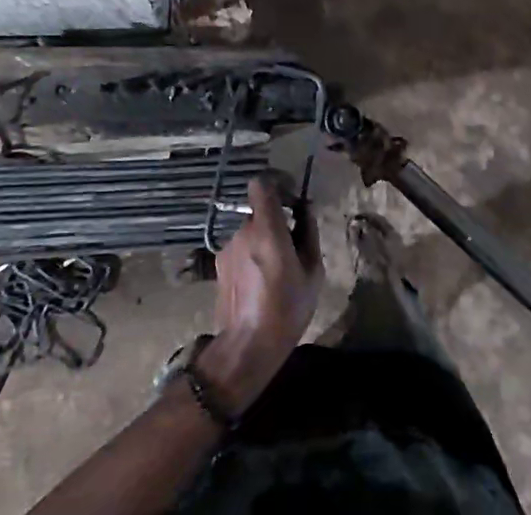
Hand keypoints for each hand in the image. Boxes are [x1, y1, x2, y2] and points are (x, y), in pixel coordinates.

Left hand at [197, 177, 322, 411]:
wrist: (247, 346)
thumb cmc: (287, 309)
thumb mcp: (313, 271)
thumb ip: (308, 234)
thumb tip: (306, 209)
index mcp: (267, 230)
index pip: (261, 185)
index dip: (276, 185)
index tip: (290, 199)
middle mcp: (242, 232)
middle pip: (258, 211)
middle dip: (274, 221)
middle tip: (291, 244)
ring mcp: (226, 248)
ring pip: (248, 230)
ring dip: (261, 240)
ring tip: (275, 268)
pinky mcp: (218, 264)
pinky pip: (239, 247)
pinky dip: (250, 254)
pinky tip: (259, 281)